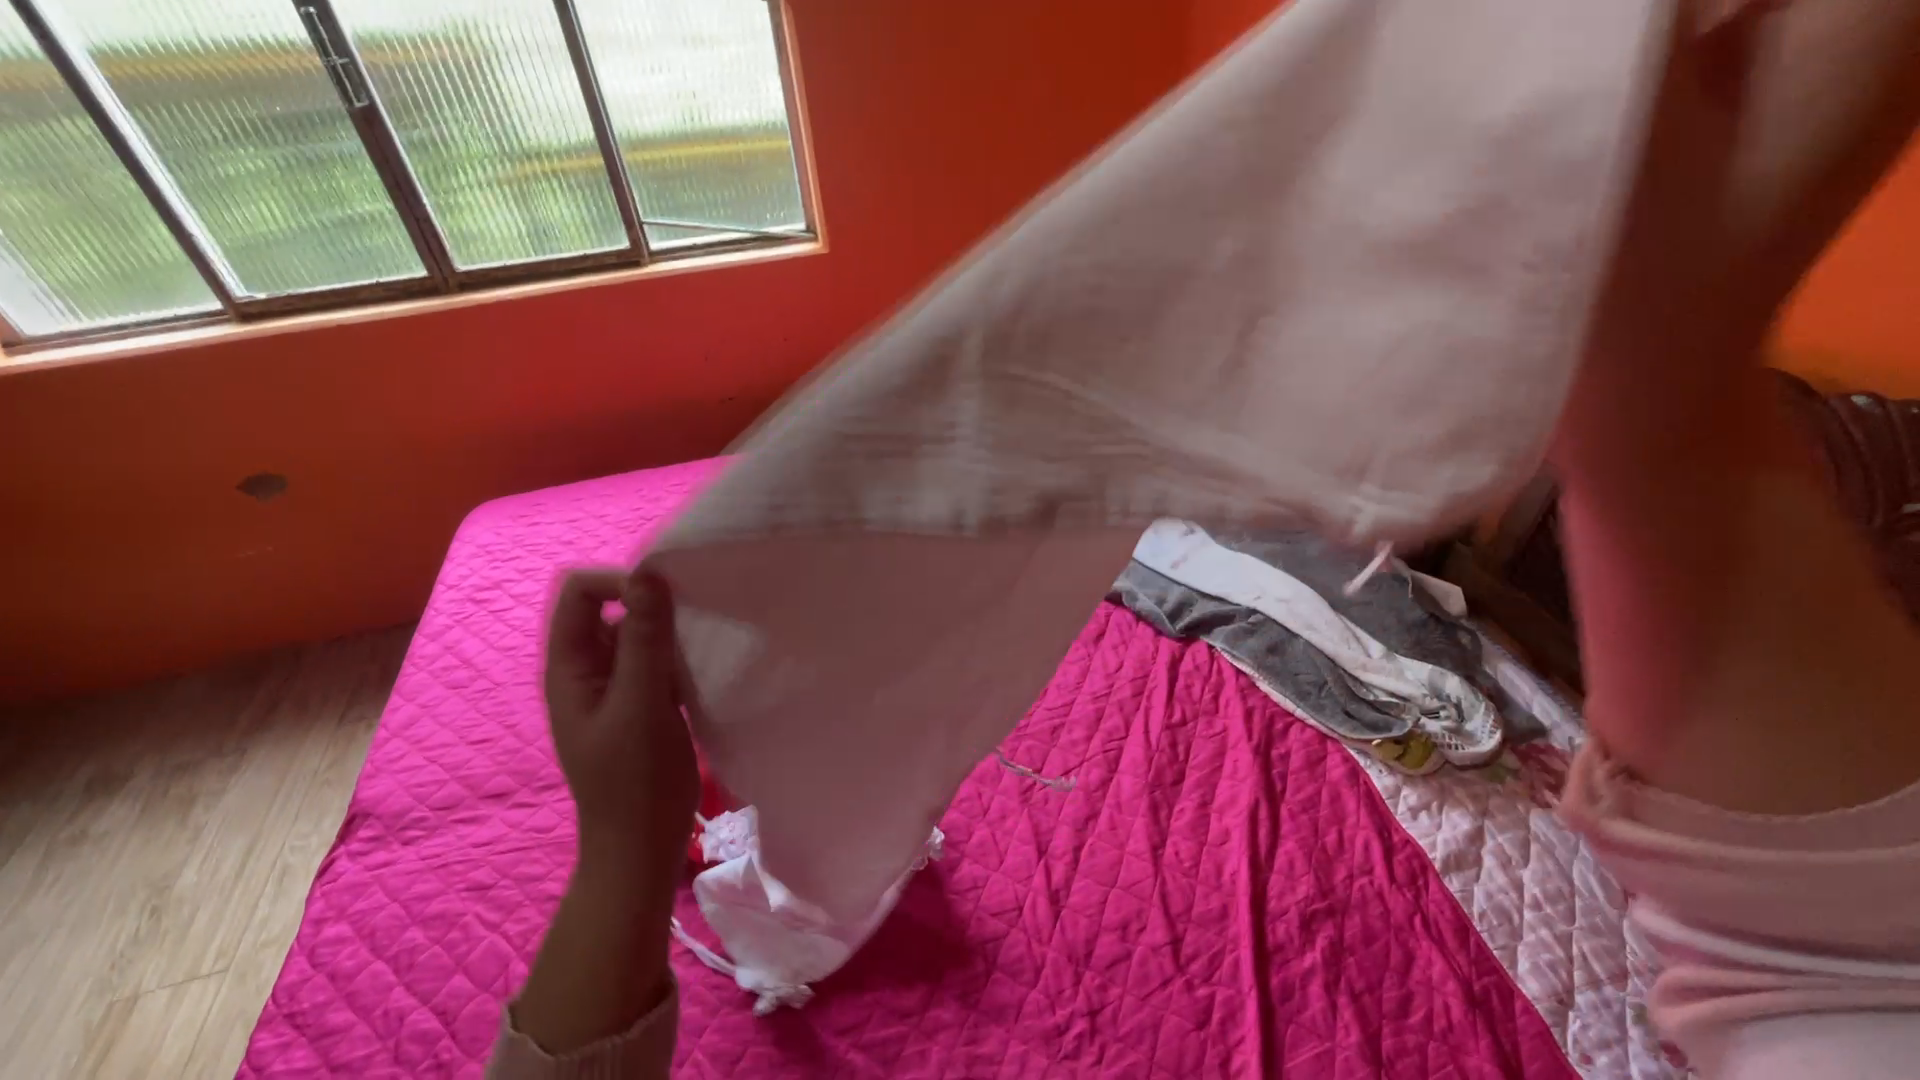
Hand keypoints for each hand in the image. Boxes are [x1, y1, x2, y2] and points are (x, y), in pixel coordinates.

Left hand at [543, 568, 698, 867]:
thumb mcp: (640, 706)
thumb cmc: (634, 780)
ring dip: (672, 631)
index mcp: (569, 666)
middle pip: (613, 607)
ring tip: (705, 646)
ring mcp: (618, 686)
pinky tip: (709, 668)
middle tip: (694, 622)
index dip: (619, 583)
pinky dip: (682, 655)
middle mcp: (589, 668)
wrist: (643, 845)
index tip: (666, 602)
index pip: (580, 592)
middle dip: (652, 605)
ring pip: (642, 634)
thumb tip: (648, 574)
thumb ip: (645, 641)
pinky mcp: (646, 702)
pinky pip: (660, 660)